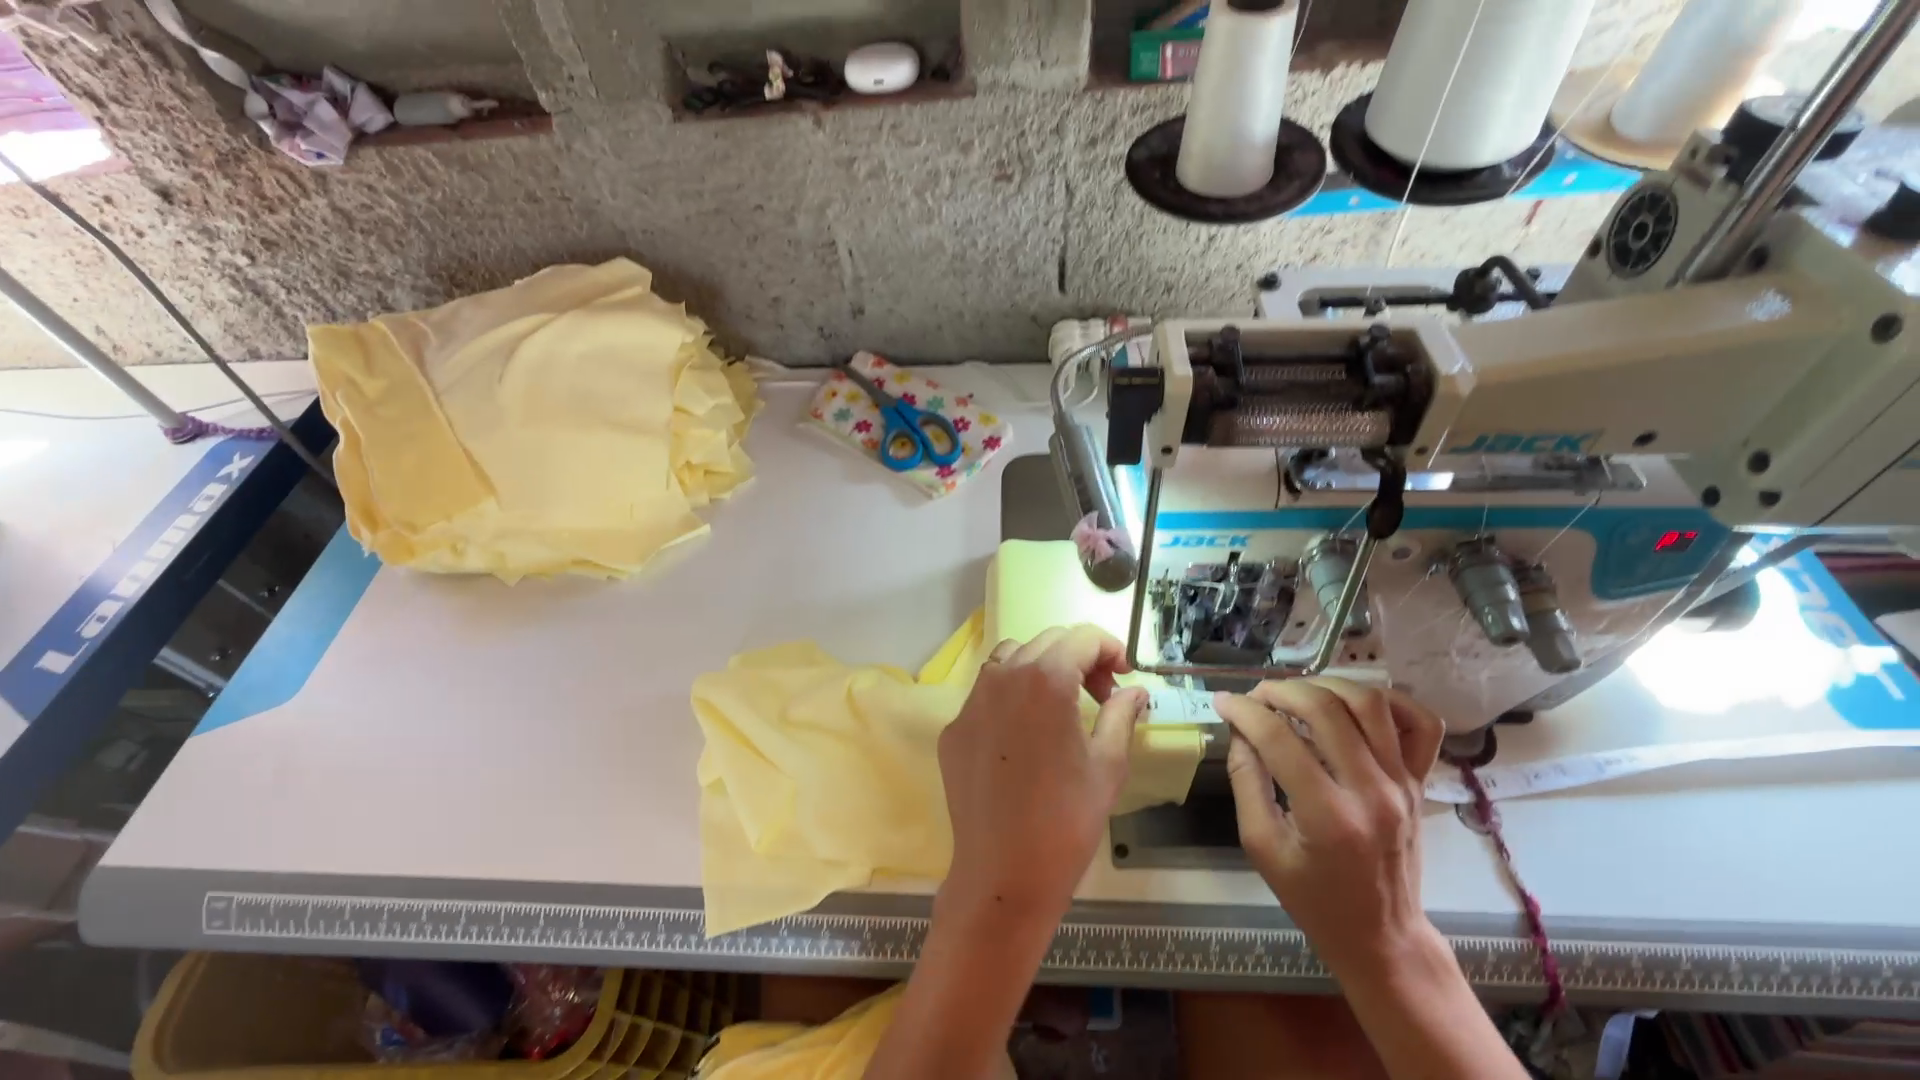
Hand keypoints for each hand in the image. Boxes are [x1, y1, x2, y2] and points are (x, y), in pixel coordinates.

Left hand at [937, 625, 1147, 924]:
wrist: (1003, 873)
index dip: (1110, 649)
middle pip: (1046, 642)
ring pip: (1008, 659)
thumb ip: (1121, 715)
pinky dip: (1011, 697)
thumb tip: (1135, 692)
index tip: (1124, 677)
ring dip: (1041, 668)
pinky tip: (1026, 736)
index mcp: (1045, 680)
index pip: (1081, 637)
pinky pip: (985, 695)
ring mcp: (971, 703)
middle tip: (1102, 695)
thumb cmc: (1067, 820)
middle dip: (1079, 658)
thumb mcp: (1108, 765)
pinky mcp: (953, 730)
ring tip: (1062, 706)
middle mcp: (1003, 678)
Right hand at [1215, 677, 1445, 978]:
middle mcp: (1372, 791)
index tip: (1222, 702)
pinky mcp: (1420, 781)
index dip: (1244, 712)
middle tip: (1255, 697)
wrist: (1381, 934)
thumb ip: (1248, 783)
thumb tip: (1240, 732)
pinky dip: (1390, 700)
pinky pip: (1420, 722)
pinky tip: (1356, 704)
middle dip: (1280, 691)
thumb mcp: (1263, 847)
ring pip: (1370, 703)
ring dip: (1326, 686)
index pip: (1279, 739)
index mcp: (1328, 815)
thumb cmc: (1313, 898)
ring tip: (1297, 694)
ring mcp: (1403, 783)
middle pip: (1325, 709)